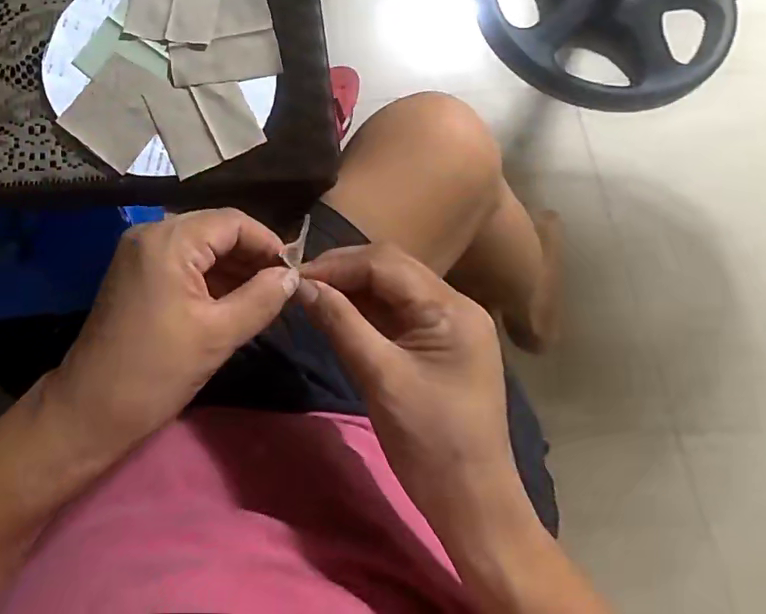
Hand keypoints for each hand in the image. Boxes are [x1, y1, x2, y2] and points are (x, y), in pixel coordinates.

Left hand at [42, 209, 300, 456]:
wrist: (93, 403)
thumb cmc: (158, 368)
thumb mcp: (218, 334)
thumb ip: (260, 298)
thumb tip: (292, 276)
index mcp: (167, 240)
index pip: (230, 221)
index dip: (268, 241)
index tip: (297, 272)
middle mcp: (150, 233)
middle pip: (213, 228)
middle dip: (250, 253)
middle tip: (285, 286)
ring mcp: (138, 251)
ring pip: (197, 244)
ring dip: (231, 265)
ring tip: (267, 295)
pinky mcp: (134, 271)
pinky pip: (179, 260)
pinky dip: (208, 275)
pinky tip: (235, 299)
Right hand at [296, 243, 524, 533]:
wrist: (471, 502)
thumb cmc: (430, 439)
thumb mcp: (379, 375)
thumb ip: (339, 321)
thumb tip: (298, 284)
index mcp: (451, 310)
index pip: (384, 263)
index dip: (336, 264)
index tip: (294, 277)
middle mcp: (454, 306)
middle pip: (388, 266)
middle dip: (341, 269)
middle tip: (299, 284)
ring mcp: (446, 324)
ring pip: (388, 284)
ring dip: (348, 285)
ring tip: (310, 295)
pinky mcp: (434, 341)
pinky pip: (391, 307)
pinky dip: (360, 304)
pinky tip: (332, 311)